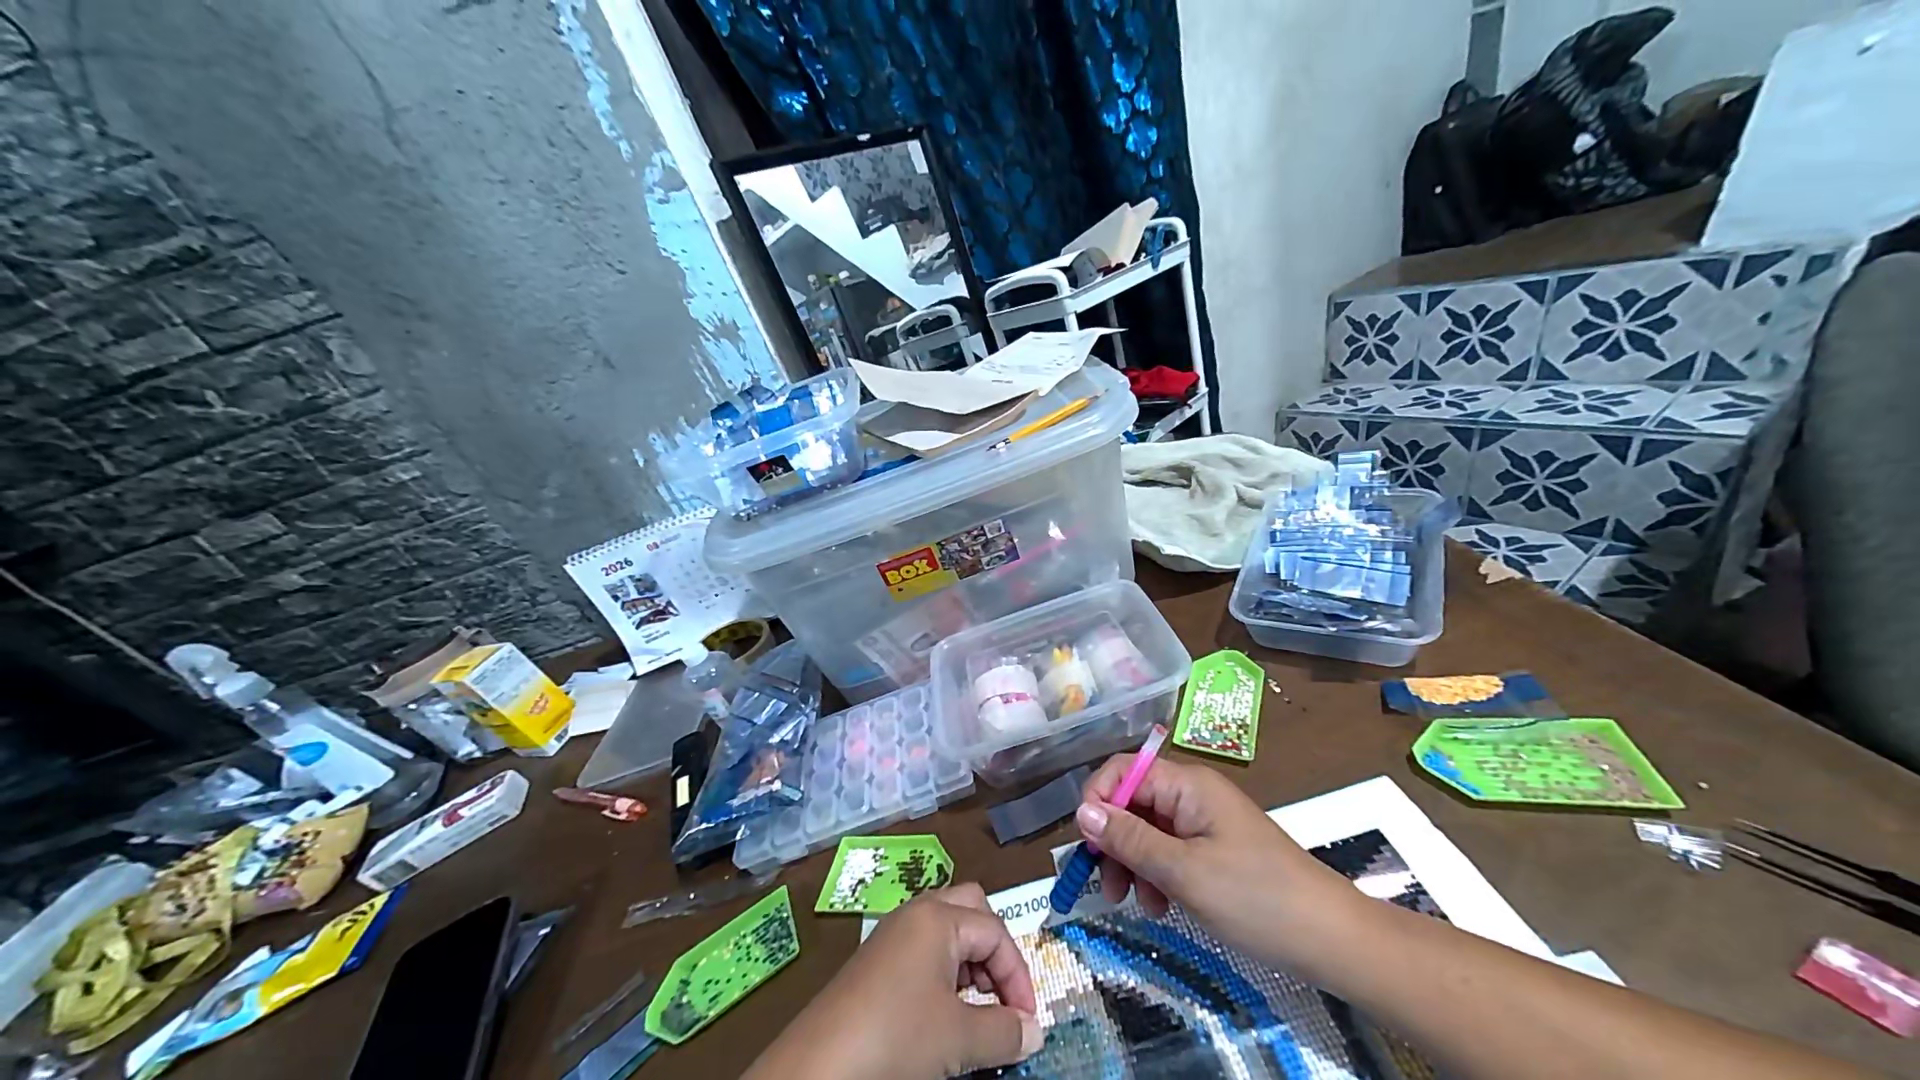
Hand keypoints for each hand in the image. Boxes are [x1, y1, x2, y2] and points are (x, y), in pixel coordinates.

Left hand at [744, 884, 1041, 1079]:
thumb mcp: (959, 1039)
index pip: (996, 932)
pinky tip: (941, 1015)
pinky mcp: (876, 960)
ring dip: (970, 964)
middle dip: (994, 952)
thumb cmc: (898, 1038)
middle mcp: (916, 913)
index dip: (1018, 977)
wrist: (819, 1066)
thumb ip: (1004, 1032)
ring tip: (974, 1011)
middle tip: (1000, 997)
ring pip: (947, 930)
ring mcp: (892, 934)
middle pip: (971, 911)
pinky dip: (944, 973)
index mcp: (939, 917)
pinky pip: (923, 950)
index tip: (1027, 1023)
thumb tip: (1034, 1032)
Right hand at [1076, 754, 1364, 969]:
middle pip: (1132, 802)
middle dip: (1114, 842)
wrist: (1331, 938)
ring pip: (1147, 830)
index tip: (1088, 845)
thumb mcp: (1182, 871)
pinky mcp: (1214, 848)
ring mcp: (1205, 821)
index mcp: (1187, 784)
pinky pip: (1169, 850)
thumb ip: (1129, 839)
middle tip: (1108, 889)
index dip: (1098, 799)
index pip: (1123, 770)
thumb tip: (1081, 811)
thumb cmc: (1255, 897)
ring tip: (1139, 905)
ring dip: (1133, 864)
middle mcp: (1193, 793)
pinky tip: (1161, 906)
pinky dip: (1157, 875)